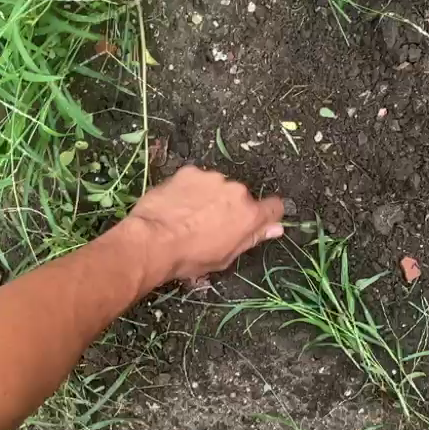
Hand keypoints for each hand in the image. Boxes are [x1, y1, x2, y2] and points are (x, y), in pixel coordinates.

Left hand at [117, 166, 284, 284]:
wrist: (153, 241)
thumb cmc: (190, 257)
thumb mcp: (224, 257)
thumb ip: (251, 239)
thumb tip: (275, 228)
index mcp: (250, 215)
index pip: (274, 207)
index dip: (266, 215)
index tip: (254, 223)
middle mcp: (236, 191)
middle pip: (241, 197)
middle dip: (230, 208)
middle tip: (209, 225)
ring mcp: (212, 178)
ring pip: (218, 187)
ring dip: (209, 197)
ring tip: (188, 216)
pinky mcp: (190, 171)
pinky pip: (196, 180)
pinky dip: (190, 190)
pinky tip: (176, 205)